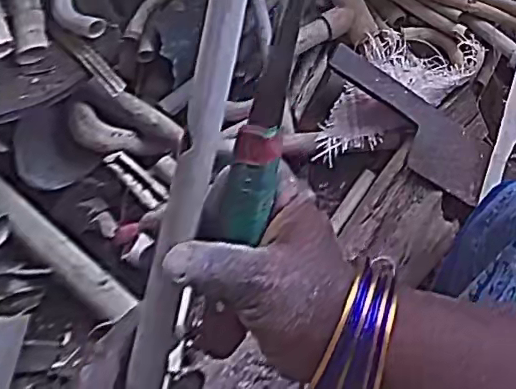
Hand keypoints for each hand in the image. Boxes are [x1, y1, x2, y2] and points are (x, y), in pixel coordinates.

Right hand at [164, 172, 353, 381]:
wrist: (336, 350)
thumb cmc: (319, 308)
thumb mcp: (260, 281)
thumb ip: (216, 265)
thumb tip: (179, 257)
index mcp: (286, 199)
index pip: (246, 167)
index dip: (216, 174)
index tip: (187, 189)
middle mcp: (274, 217)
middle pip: (223, 210)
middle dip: (201, 242)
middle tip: (181, 256)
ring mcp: (265, 247)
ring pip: (218, 247)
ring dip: (207, 279)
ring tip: (210, 302)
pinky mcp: (258, 276)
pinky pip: (224, 277)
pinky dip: (216, 301)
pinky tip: (221, 322)